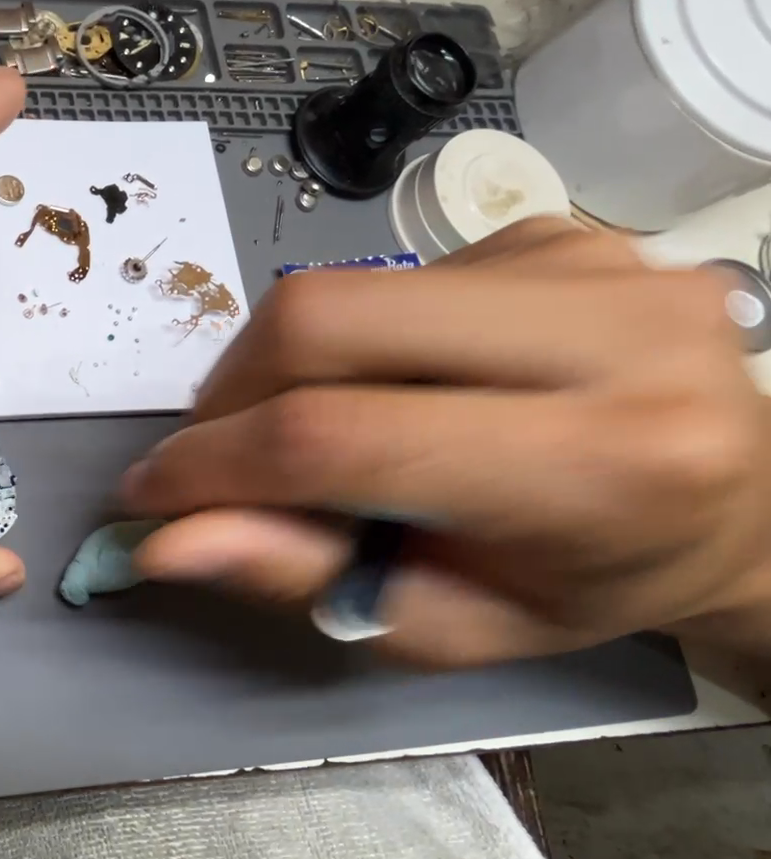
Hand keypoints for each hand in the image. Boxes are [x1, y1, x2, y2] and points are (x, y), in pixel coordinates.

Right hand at [121, 217, 770, 667]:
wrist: (728, 500)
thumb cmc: (573, 588)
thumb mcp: (435, 625)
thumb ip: (299, 578)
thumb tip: (164, 544)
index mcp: (602, 465)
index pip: (337, 436)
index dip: (209, 466)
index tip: (145, 498)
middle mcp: (612, 331)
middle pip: (317, 324)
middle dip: (220, 401)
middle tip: (202, 463)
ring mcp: (582, 260)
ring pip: (326, 290)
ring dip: (255, 372)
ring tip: (269, 434)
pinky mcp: (545, 233)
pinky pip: (365, 280)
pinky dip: (315, 347)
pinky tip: (352, 391)